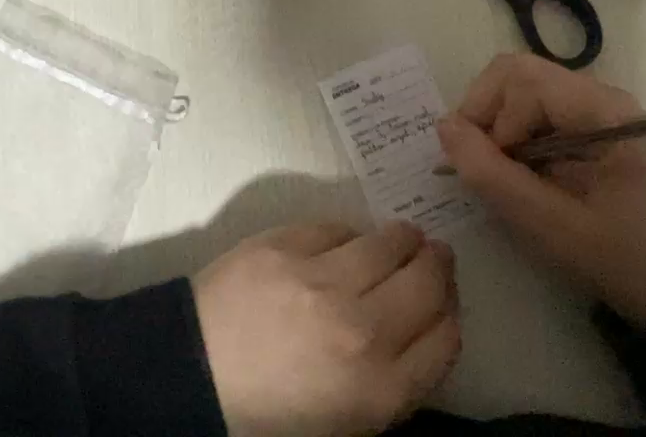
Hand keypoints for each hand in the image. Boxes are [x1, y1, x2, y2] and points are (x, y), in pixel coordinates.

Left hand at [191, 220, 460, 436]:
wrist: (194, 373)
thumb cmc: (272, 409)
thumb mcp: (347, 419)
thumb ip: (394, 378)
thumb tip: (421, 328)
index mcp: (381, 389)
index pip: (446, 339)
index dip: (451, 312)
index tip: (445, 299)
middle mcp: (362, 330)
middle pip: (427, 284)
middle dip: (437, 266)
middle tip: (435, 254)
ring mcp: (321, 280)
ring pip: (387, 244)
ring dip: (403, 238)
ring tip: (403, 236)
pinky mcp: (284, 245)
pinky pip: (336, 227)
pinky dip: (349, 233)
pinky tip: (348, 239)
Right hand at [435, 54, 645, 330]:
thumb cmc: (614, 257)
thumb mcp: (546, 225)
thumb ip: (491, 175)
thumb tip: (443, 126)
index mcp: (606, 113)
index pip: (523, 77)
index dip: (494, 117)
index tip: (497, 168)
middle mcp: (598, 94)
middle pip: (514, 72)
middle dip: (485, 113)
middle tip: (487, 163)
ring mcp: (588, 103)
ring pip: (512, 84)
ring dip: (492, 123)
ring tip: (503, 168)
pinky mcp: (577, 117)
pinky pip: (521, 102)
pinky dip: (504, 129)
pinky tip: (517, 166)